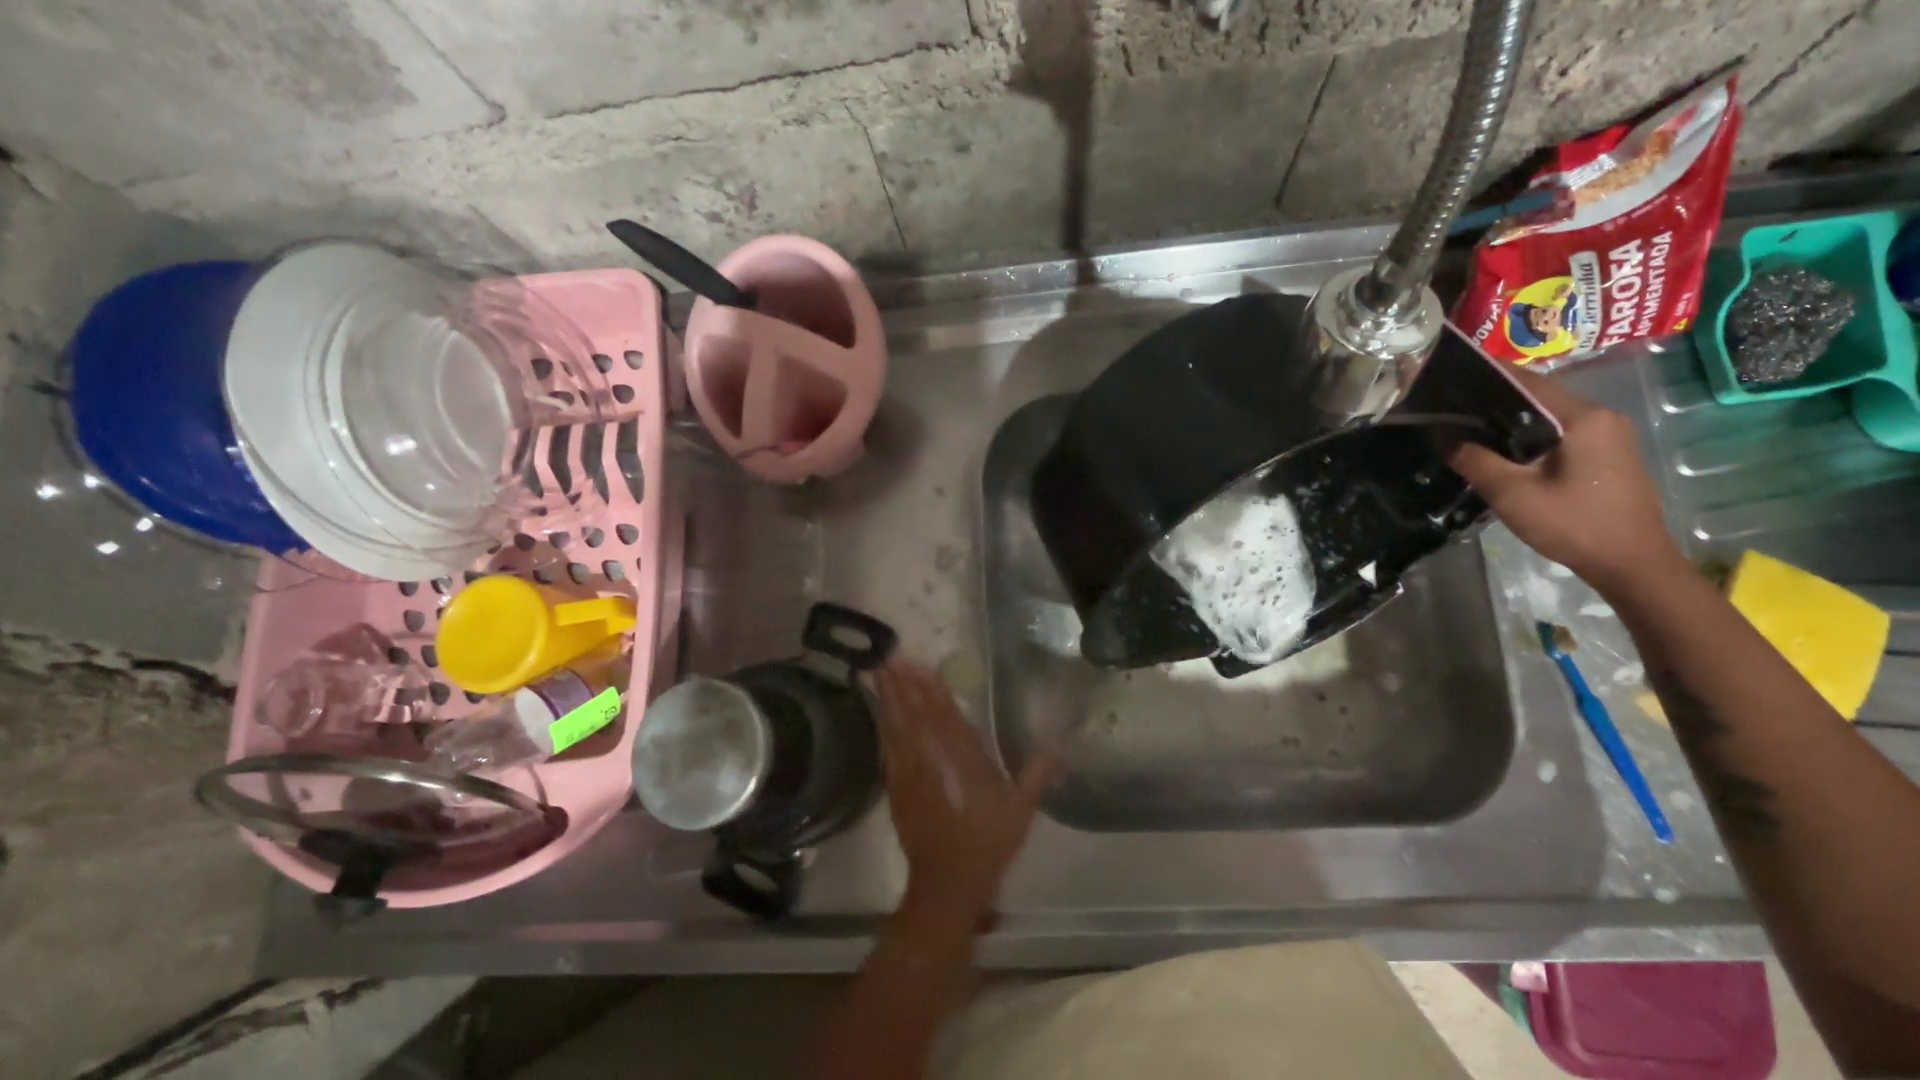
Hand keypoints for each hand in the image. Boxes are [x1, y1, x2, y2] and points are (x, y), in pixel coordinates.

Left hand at [872, 659, 1052, 928]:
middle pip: (915, 716)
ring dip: (888, 700)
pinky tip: (879, 715)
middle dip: (903, 686)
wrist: (947, 883)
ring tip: (878, 674)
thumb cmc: (988, 845)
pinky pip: (888, 751)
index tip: (919, 665)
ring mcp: (911, 775)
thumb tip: (1056, 748)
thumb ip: (1036, 775)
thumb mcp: (1020, 811)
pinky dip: (882, 729)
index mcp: (965, 761)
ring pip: (897, 729)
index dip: (931, 689)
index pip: (945, 716)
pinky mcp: (897, 790)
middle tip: (889, 658)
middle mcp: (933, 761)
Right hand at [1447, 368, 1684, 594]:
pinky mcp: (1611, 454)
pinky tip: (1508, 450)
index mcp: (1582, 416)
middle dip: (1497, 398)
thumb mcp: (1512, 494)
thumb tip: (1444, 436)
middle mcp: (1602, 416)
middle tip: (1453, 405)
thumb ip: (1475, 460)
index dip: (1486, 375)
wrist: (1633, 564)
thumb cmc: (1573, 524)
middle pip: (1541, 395)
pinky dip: (1533, 434)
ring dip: (1515, 418)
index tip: (1450, 374)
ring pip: (1551, 415)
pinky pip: (1564, 431)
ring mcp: (1611, 435)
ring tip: (1472, 427)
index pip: (1527, 380)